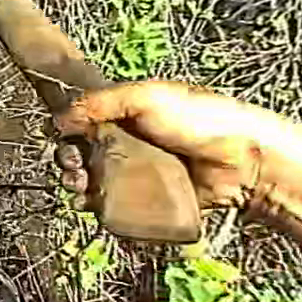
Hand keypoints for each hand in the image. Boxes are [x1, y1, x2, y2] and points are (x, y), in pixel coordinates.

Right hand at [52, 81, 301, 218]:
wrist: (245, 162)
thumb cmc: (199, 121)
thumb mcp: (145, 97)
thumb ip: (97, 103)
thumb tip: (56, 121)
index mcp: (123, 114)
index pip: (79, 121)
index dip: (64, 130)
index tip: (58, 137)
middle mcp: (125, 142)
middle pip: (79, 151)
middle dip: (67, 158)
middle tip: (72, 165)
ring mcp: (134, 172)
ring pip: (89, 177)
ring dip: (75, 181)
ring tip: (79, 185)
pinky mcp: (144, 199)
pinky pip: (110, 203)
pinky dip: (92, 204)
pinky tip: (87, 203)